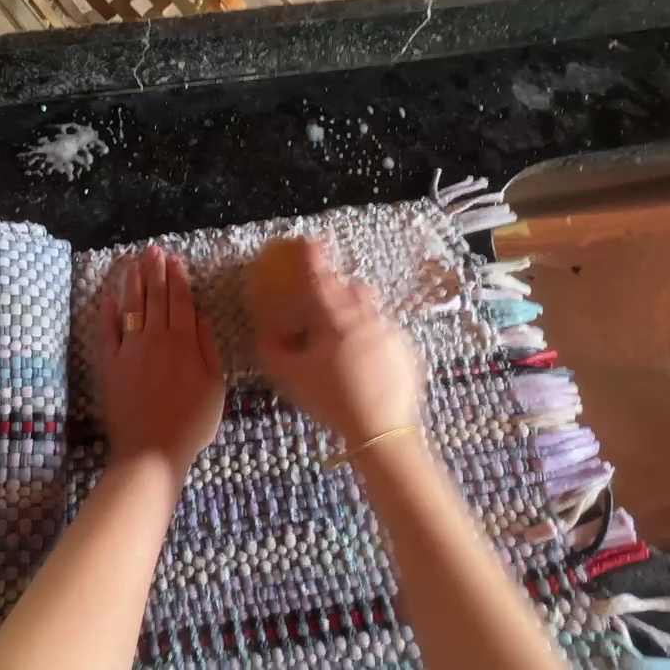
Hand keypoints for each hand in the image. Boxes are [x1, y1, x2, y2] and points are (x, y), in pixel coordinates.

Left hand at [98, 246, 223, 474]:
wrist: (152, 452)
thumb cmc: (191, 423)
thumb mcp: (214, 386)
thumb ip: (207, 348)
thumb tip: (201, 317)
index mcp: (184, 342)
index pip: (181, 301)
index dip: (178, 278)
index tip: (174, 259)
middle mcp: (156, 338)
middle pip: (156, 297)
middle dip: (155, 270)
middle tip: (152, 250)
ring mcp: (130, 349)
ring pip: (132, 307)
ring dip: (133, 282)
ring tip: (133, 263)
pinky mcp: (110, 364)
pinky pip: (107, 332)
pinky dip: (107, 313)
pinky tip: (108, 298)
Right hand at [246, 236, 423, 443]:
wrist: (382, 430)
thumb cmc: (331, 400)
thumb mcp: (291, 377)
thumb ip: (273, 350)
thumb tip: (264, 334)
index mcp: (335, 319)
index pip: (321, 278)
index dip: (314, 257)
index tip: (312, 240)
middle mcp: (365, 317)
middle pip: (352, 289)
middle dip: (339, 288)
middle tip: (326, 304)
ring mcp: (389, 332)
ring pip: (372, 310)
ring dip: (357, 314)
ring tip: (346, 337)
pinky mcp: (406, 350)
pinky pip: (387, 333)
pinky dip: (374, 339)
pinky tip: (366, 363)